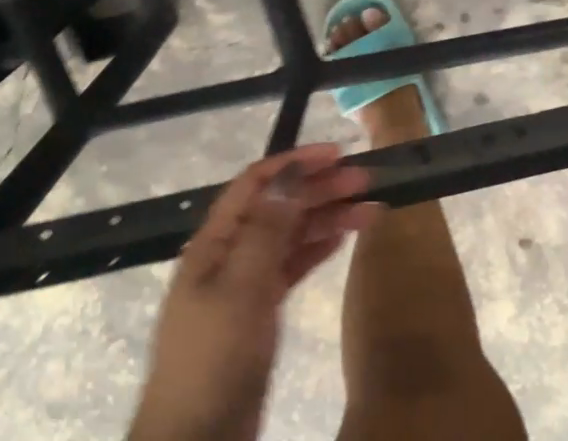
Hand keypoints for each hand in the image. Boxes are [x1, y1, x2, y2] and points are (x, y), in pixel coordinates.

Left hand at [130, 145, 378, 440]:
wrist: (197, 436)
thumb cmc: (214, 356)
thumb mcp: (241, 287)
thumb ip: (267, 229)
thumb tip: (290, 173)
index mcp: (215, 242)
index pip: (256, 184)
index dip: (295, 163)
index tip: (338, 154)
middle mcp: (229, 254)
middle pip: (278, 207)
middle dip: (320, 189)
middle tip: (367, 180)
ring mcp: (244, 283)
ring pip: (289, 236)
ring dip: (326, 218)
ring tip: (370, 210)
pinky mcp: (259, 311)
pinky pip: (291, 266)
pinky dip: (317, 249)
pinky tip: (343, 239)